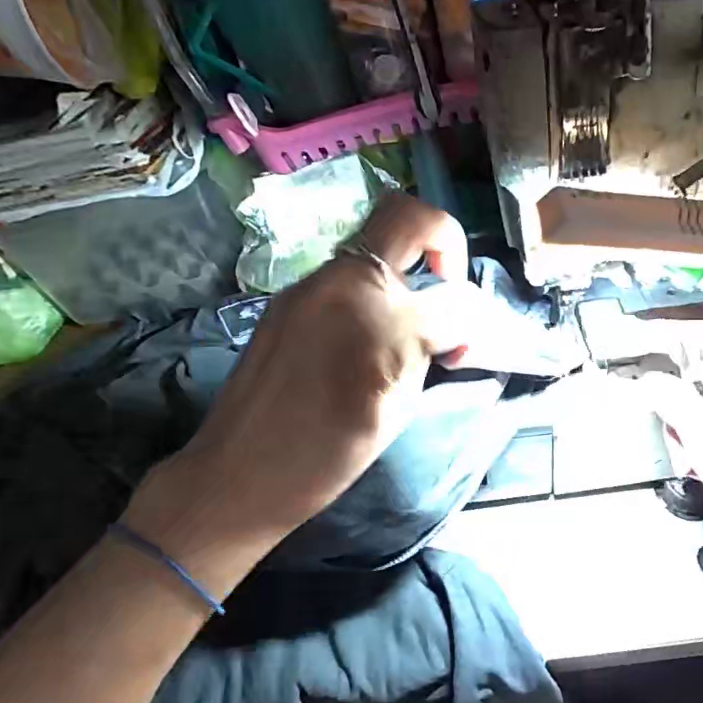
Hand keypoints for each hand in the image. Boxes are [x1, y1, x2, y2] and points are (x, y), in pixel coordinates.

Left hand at [125, 195, 474, 565]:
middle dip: (439, 251)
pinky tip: (372, 361)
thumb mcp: (403, 391)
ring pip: (375, 263)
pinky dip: (376, 309)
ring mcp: (304, 293)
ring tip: (409, 354)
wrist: (240, 477)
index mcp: (361, 288)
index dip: (458, 262)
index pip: (424, 227)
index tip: (458, 315)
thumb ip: (437, 334)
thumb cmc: (330, 445)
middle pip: (400, 224)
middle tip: (443, 308)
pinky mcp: (286, 315)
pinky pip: (348, 291)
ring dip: (407, 291)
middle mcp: (330, 276)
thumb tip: (461, 313)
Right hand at [637, 342, 702, 595]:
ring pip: (699, 411)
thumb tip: (648, 379)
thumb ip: (671, 398)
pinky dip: (694, 449)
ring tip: (683, 455)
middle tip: (660, 417)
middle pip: (695, 376)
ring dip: (681, 429)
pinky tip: (694, 468)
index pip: (701, 338)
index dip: (666, 336)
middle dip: (670, 397)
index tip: (638, 343)